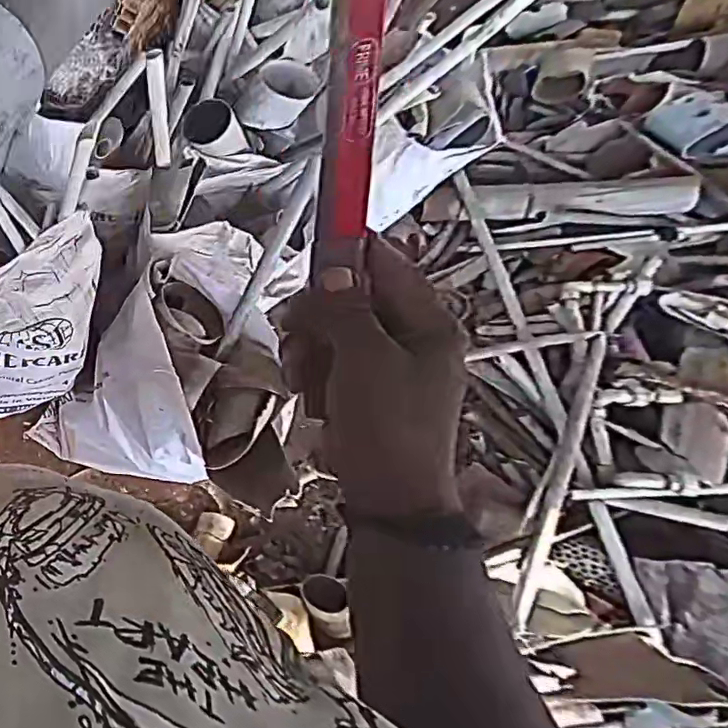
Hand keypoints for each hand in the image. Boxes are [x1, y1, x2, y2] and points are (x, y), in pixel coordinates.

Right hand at [283, 236, 466, 520]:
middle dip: (318, 316)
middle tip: (300, 336)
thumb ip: (348, 311)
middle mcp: (408, 336)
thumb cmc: (388, 426)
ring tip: (306, 376)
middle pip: (351, 298)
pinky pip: (326, 358)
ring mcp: (383, 362)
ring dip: (308, 348)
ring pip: (331, 329)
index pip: (389, 266)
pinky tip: (310, 391)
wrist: (387, 491)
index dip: (354, 249)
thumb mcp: (365, 362)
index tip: (318, 236)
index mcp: (428, 323)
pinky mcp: (361, 384)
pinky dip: (310, 370)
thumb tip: (336, 268)